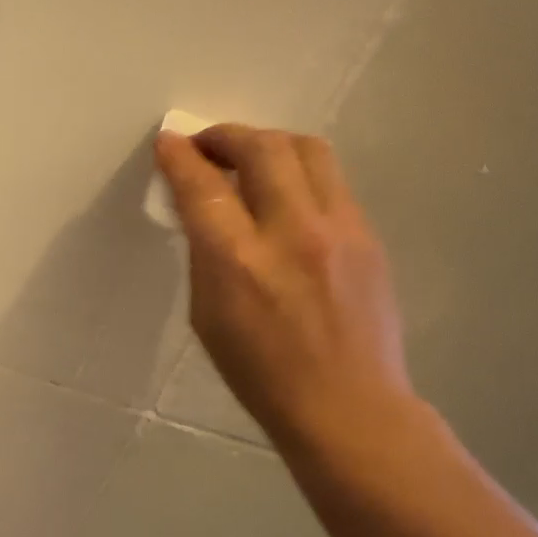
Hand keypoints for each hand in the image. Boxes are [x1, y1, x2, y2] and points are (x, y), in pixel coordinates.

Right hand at [154, 124, 419, 450]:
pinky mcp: (368, 234)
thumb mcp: (207, 315)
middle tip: (205, 142)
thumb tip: (205, 214)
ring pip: (308, 151)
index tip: (168, 141)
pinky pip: (330, 182)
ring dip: (269, 142)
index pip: (204, 188)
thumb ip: (207, 257)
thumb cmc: (257, 371)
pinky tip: (283, 193)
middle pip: (263, 149)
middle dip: (227, 135)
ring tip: (246, 156)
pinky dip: (298, 172)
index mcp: (238, 261)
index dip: (181, 157)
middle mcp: (291, 232)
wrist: (345, 401)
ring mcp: (340, 229)